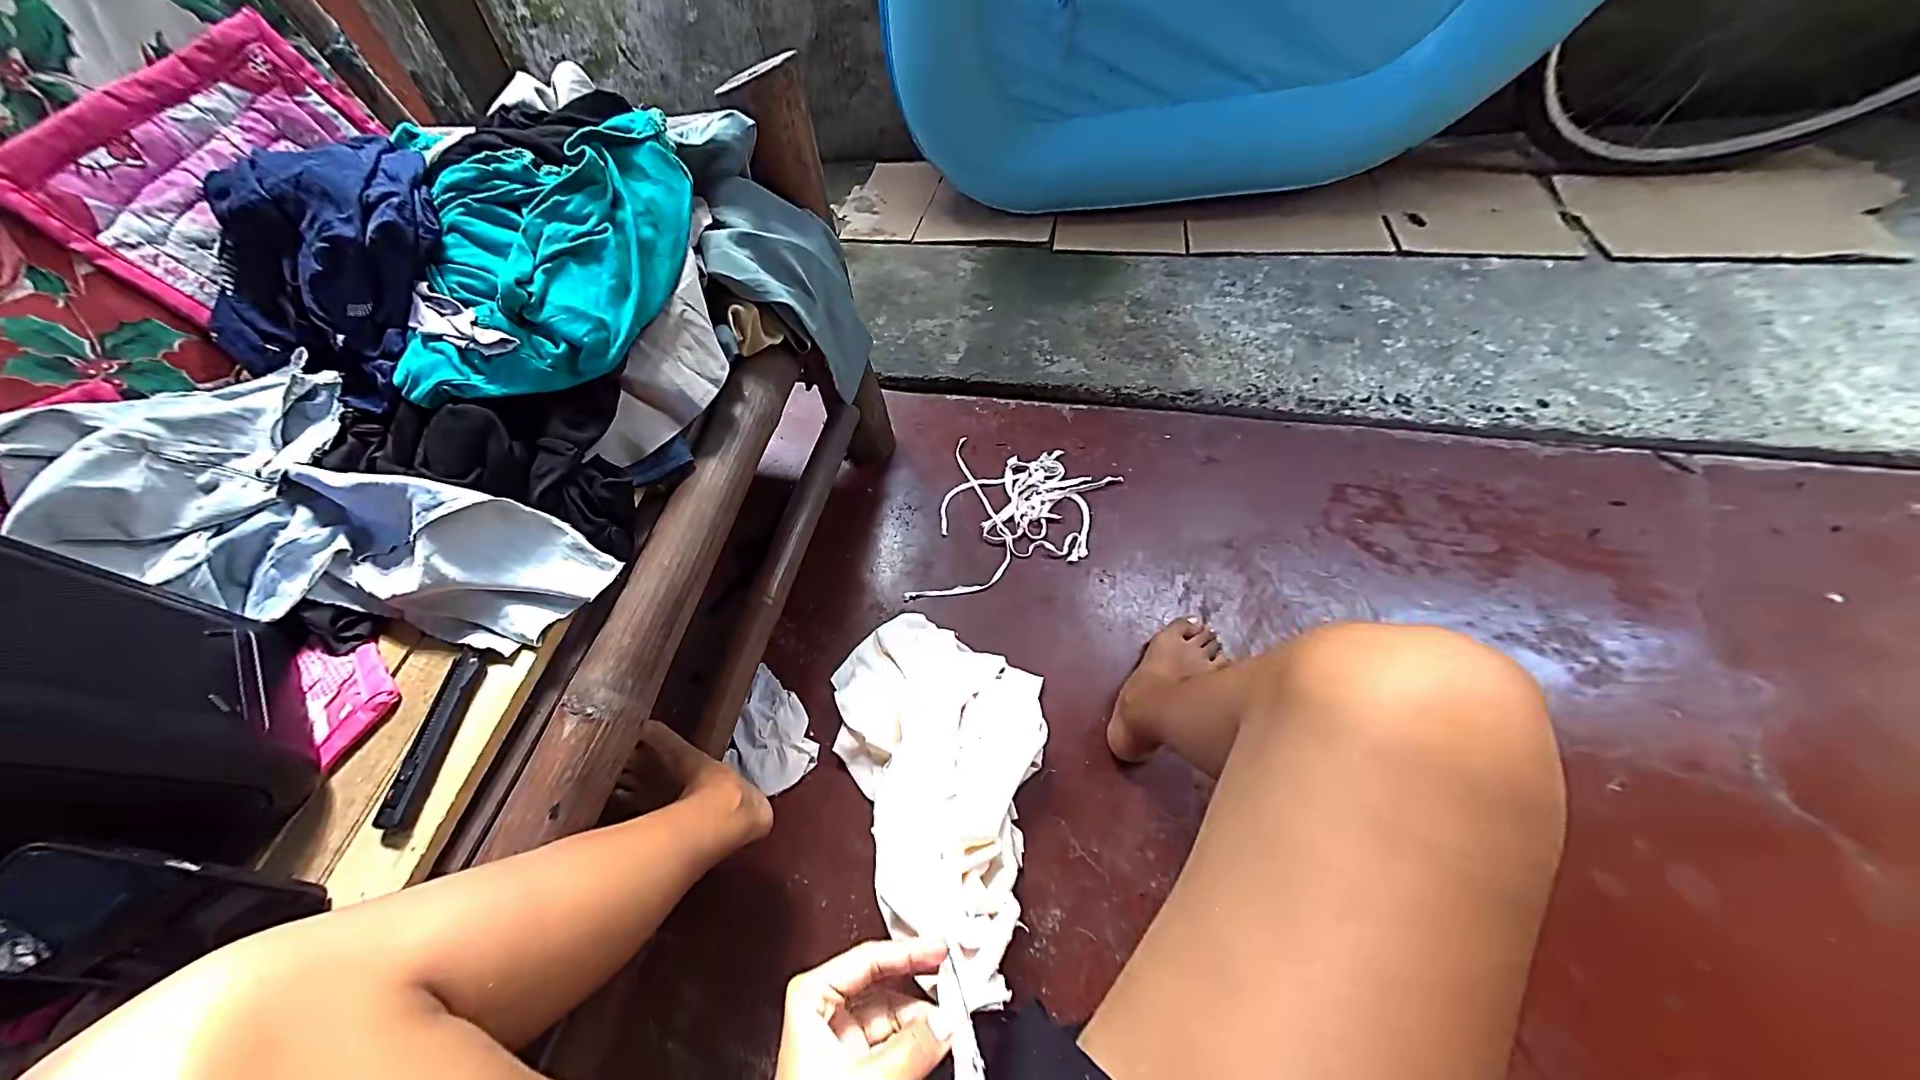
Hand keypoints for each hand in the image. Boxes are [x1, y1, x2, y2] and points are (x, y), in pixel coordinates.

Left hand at [774, 939, 954, 1079]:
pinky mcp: (848, 1068)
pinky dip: (913, 1041)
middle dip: (918, 989)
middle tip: (951, 984)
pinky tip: (934, 1043)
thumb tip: (946, 1021)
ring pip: (888, 1015)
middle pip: (881, 985)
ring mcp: (836, 1042)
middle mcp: (823, 1014)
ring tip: (948, 1020)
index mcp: (812, 997)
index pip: (867, 958)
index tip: (938, 949)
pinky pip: (888, 1042)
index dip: (908, 952)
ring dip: (920, 1018)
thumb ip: (910, 1049)